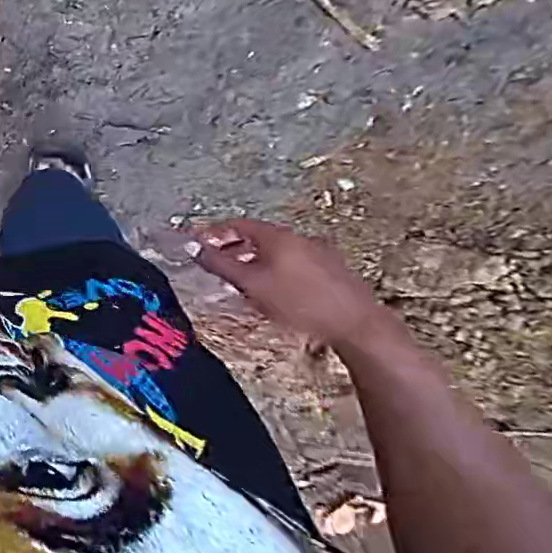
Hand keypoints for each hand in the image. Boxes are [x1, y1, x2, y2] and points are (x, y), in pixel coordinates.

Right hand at [187, 218, 396, 346]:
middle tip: (216, 262)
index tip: (199, 244)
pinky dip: (275, 268)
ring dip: (254, 259)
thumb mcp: (249, 283)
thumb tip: (194, 248)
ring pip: (277, 251)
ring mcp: (321, 255)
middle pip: (258, 236)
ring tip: (241, 279)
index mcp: (278, 237)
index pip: (238, 224)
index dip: (214, 232)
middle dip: (233, 247)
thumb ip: (218, 263)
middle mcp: (300, 239)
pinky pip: (294, 262)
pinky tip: (271, 288)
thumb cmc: (298, 302)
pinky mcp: (333, 272)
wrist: (357, 327)